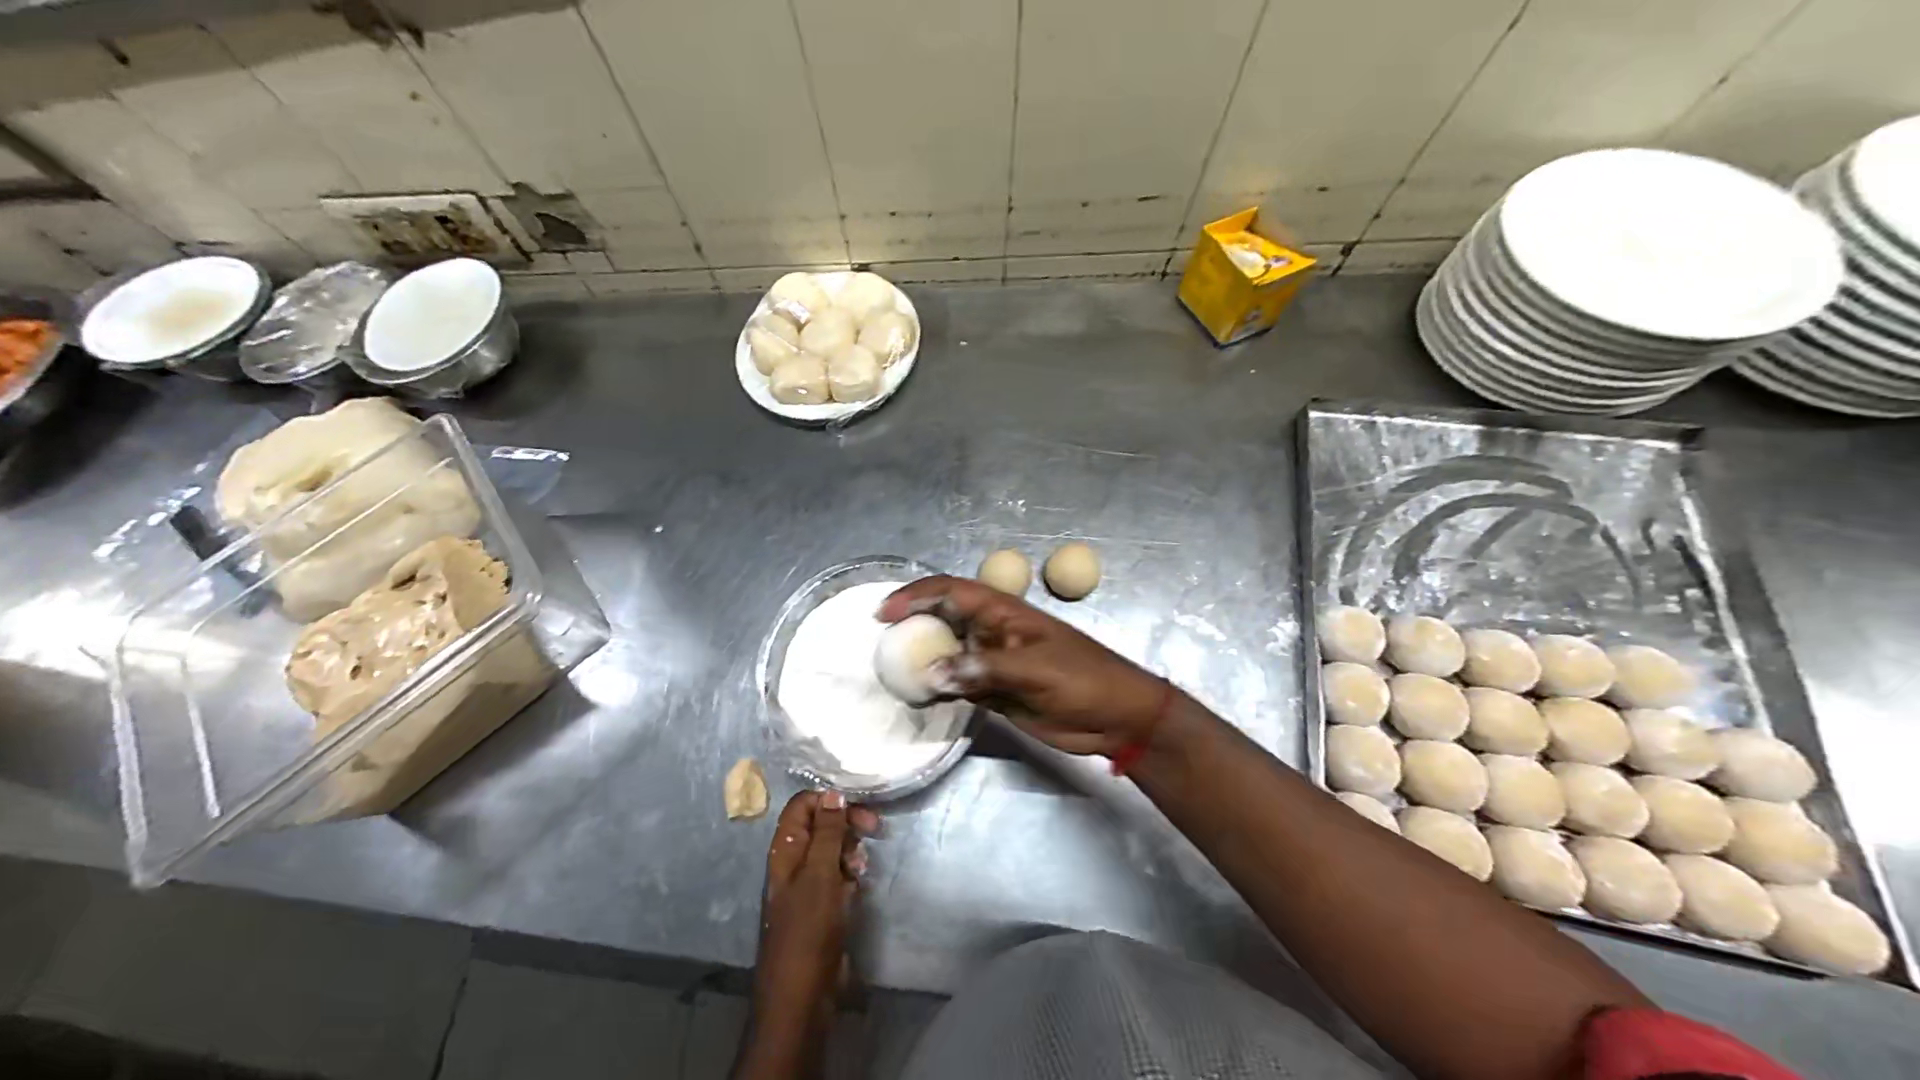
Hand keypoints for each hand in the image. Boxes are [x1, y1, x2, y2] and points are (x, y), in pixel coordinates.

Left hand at [744, 790, 878, 1072]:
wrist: (802, 992)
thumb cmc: (809, 927)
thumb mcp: (821, 873)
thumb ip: (826, 831)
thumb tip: (832, 792)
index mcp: (785, 849)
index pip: (804, 804)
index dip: (830, 800)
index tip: (859, 808)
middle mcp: (793, 861)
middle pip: (821, 823)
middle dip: (847, 824)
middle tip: (874, 829)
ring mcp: (807, 883)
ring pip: (832, 849)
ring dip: (850, 851)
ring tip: (861, 869)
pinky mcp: (821, 904)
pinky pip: (837, 875)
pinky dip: (850, 874)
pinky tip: (859, 886)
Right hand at [878, 575, 1170, 756]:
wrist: (1117, 717)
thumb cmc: (1084, 679)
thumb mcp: (1036, 669)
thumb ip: (984, 669)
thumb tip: (933, 673)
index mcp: (1004, 613)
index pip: (952, 591)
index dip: (917, 595)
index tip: (885, 612)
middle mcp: (992, 631)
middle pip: (944, 618)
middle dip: (912, 624)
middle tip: (879, 643)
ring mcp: (992, 661)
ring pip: (948, 652)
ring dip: (922, 658)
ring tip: (890, 670)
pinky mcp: (995, 690)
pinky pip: (958, 683)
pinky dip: (938, 686)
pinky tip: (919, 695)